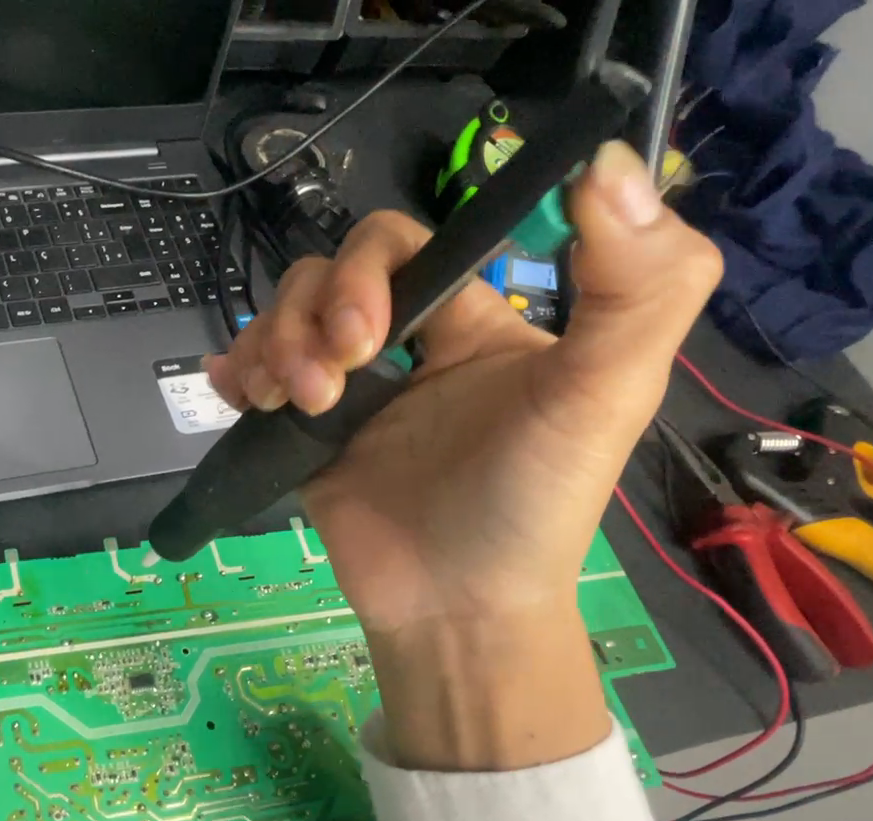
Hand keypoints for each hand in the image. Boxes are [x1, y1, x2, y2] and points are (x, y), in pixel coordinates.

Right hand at [206, 142, 721, 768]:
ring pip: (282, 321)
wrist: (452, 608)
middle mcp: (401, 347)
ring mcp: (343, 391)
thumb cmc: (531, 504)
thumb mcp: (606, 395)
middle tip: (328, 386)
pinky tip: (238, 394)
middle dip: (311, 316)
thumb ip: (636, 285)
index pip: (402, 245)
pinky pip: (252, 376)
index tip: (368, 333)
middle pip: (325, 277)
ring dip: (272, 346)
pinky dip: (236, 373)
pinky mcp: (300, 434)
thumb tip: (607, 161)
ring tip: (289, 404)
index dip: (369, 267)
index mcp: (470, 322)